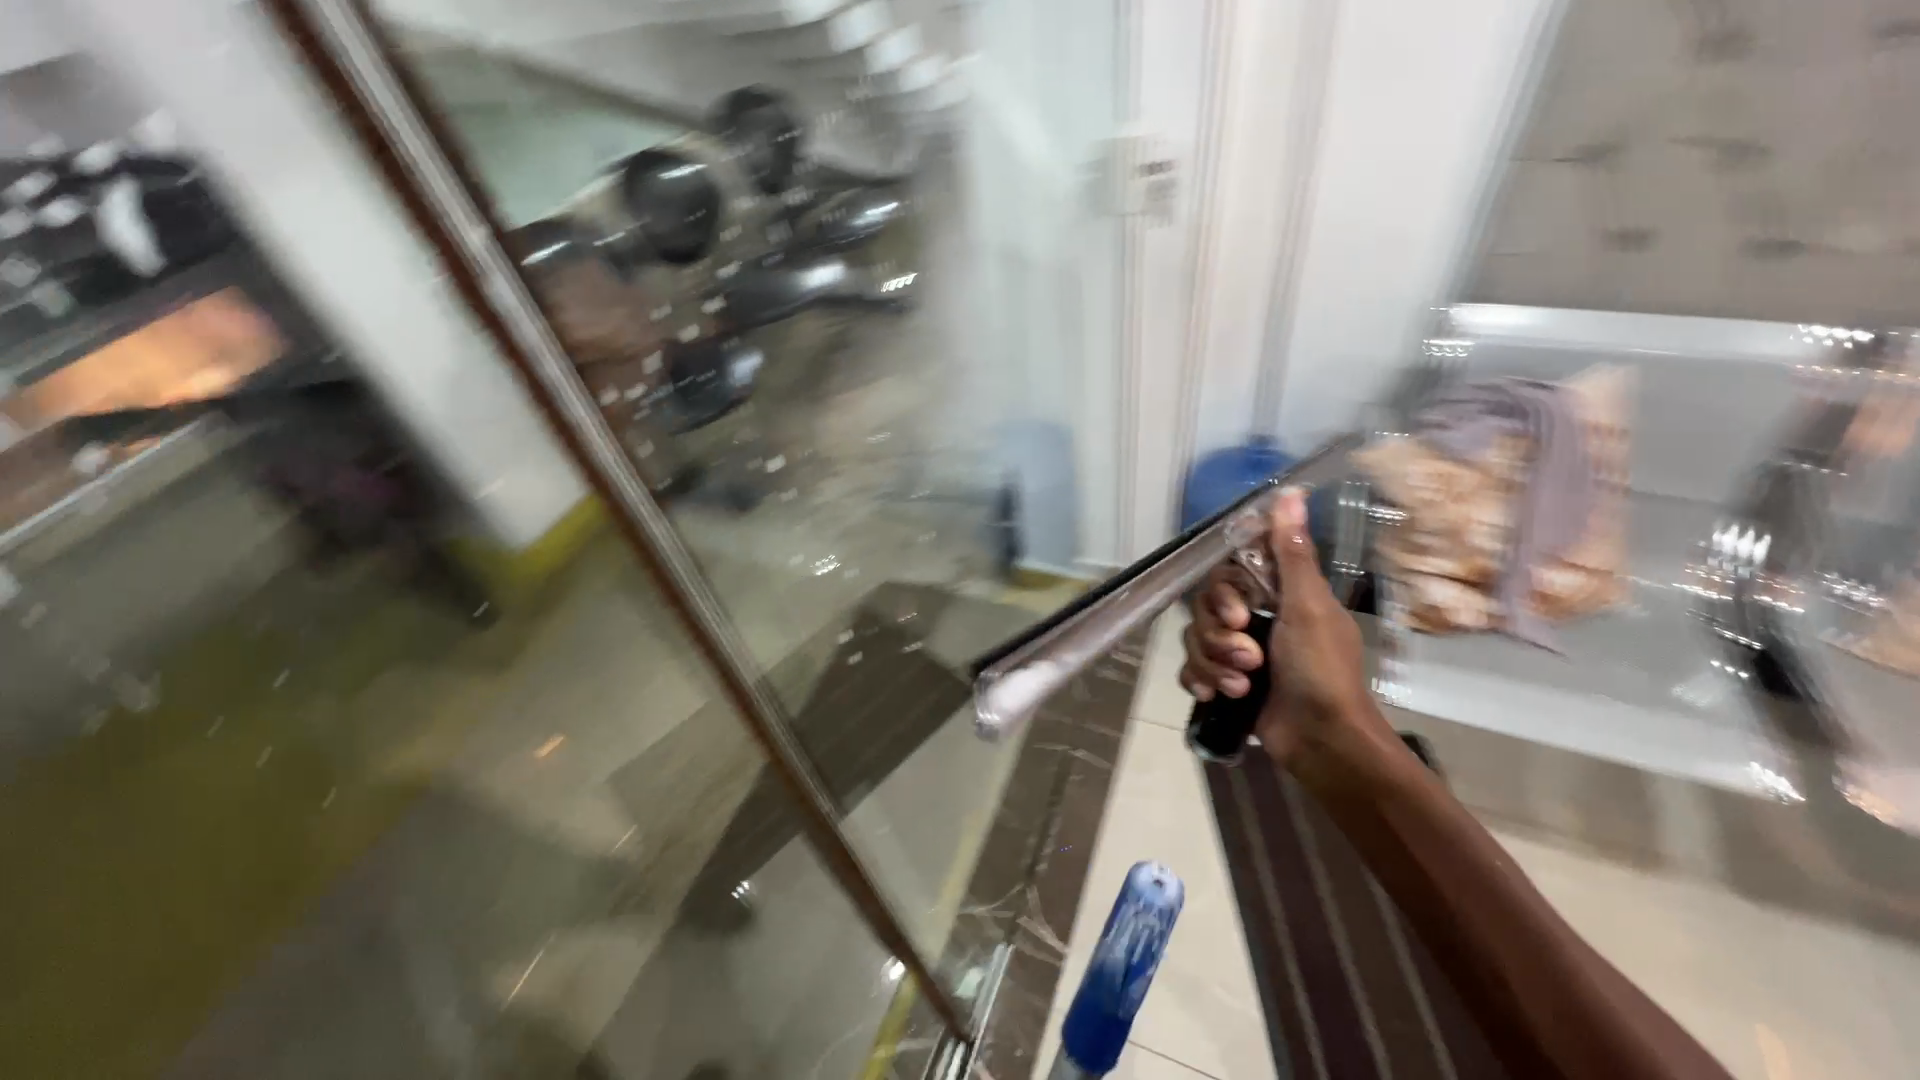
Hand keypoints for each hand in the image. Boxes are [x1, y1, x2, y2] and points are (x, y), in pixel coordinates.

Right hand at [1180, 488, 1396, 772]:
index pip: (1230, 573)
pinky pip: (1192, 670)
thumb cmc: (1322, 670)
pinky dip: (1202, 681)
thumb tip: (1291, 492)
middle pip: (1205, 608)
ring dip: (1216, 663)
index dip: (1224, 591)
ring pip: (1196, 640)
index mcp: (1280, 596)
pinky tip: (1217, 696)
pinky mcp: (1226, 683)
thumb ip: (1291, 553)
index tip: (1240, 611)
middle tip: (1249, 656)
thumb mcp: (1308, 607)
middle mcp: (1257, 619)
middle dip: (1220, 636)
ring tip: (1243, 685)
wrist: (1322, 741)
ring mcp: (1239, 653)